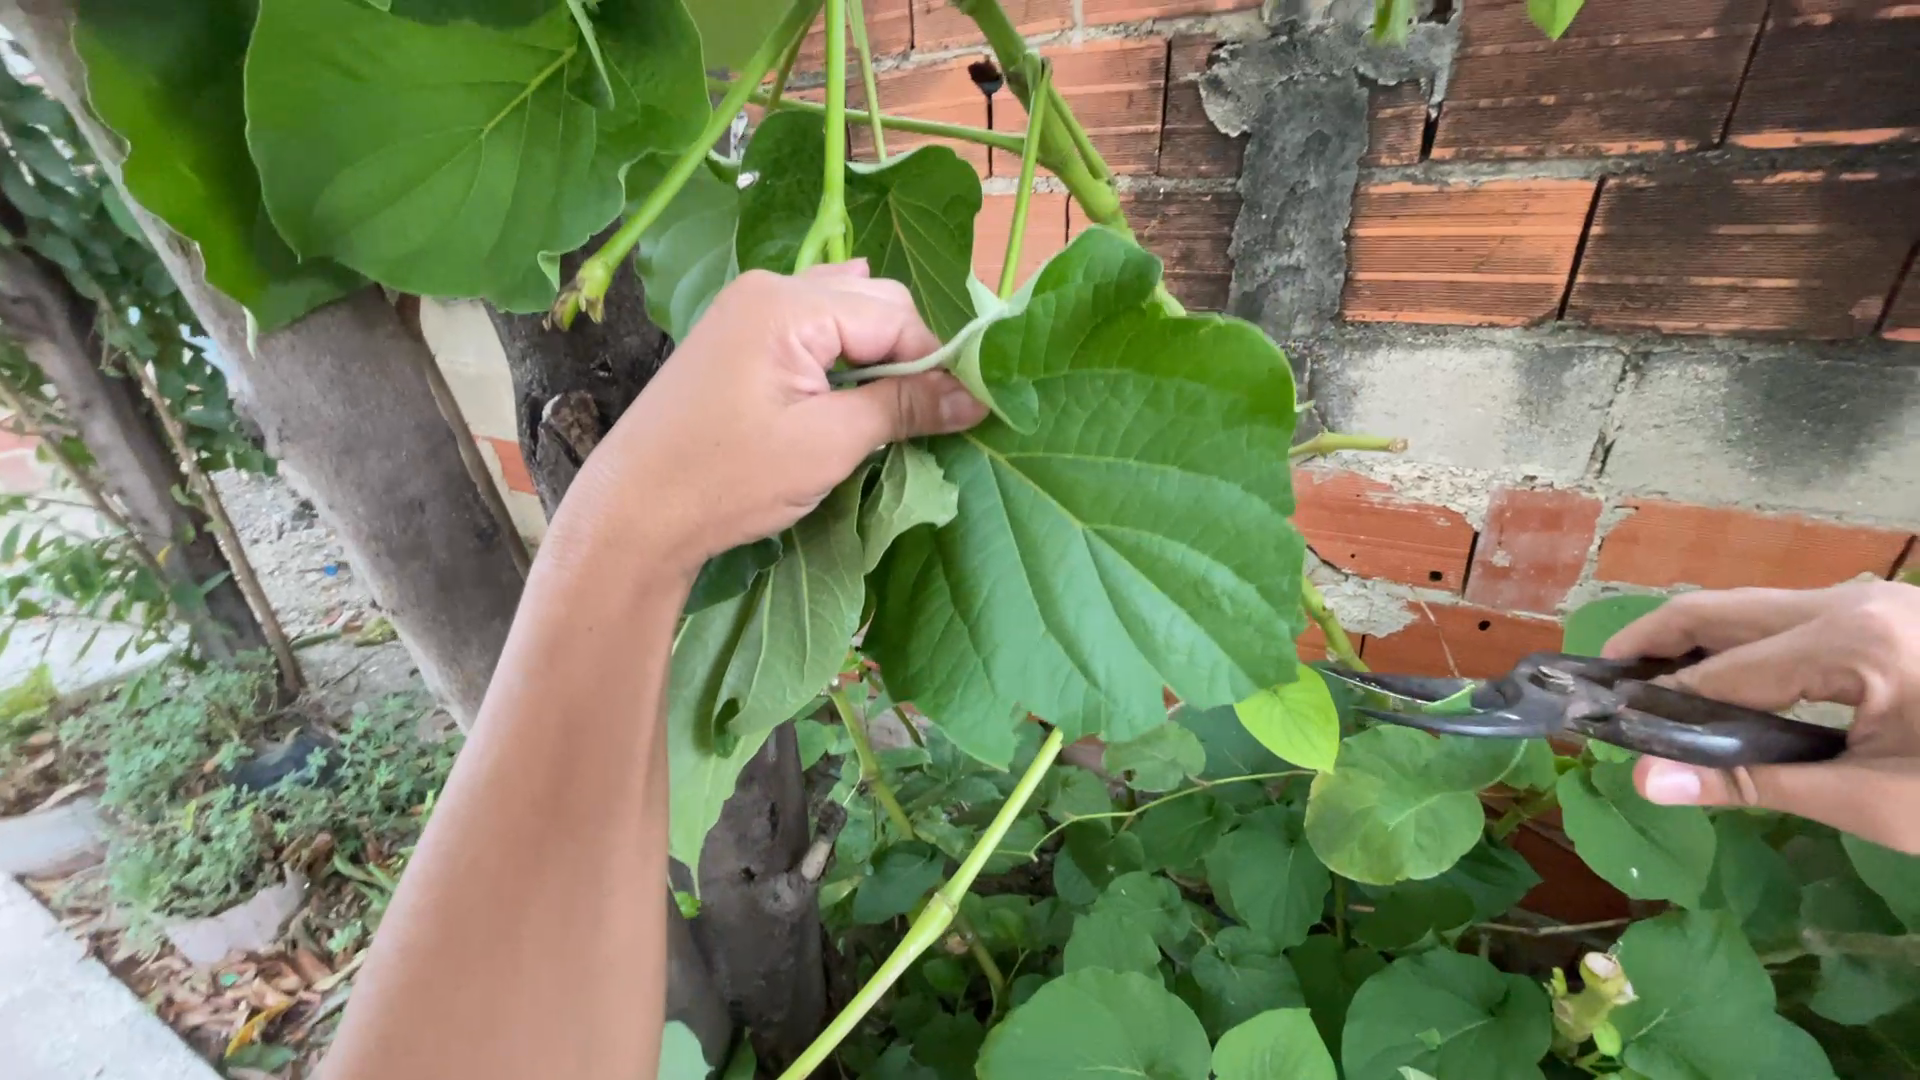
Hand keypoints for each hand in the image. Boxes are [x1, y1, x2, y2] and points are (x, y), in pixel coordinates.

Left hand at [560, 262, 987, 577]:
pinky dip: (844, 355)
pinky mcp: (739, 341)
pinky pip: (812, 331)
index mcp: (789, 303)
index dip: (939, 361)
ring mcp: (748, 312)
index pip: (895, 315)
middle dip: (911, 355)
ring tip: (897, 403)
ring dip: (880, 354)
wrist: (633, 513)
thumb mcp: (828, 444)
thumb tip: (976, 397)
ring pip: (844, 315)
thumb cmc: (729, 480)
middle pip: (872, 305)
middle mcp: (769, 290)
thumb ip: (903, 408)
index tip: (968, 409)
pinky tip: (855, 381)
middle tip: (931, 413)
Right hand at [1603, 581, 1919, 851]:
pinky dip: (1736, 645)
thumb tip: (1643, 783)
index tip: (1605, 727)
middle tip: (1602, 684)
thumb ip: (1754, 785)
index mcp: (1851, 640)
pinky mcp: (1888, 615)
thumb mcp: (1882, 803)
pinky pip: (1783, 619)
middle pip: (1711, 612)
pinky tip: (1722, 681)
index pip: (1718, 674)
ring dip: (1690, 643)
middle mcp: (1851, 603)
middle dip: (1649, 646)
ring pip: (1743, 608)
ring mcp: (1873, 603)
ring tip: (1651, 686)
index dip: (1657, 705)